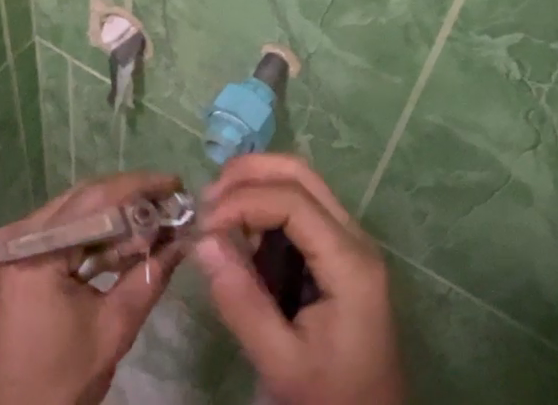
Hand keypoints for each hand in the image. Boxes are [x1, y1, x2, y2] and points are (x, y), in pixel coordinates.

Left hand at [0, 172, 183, 404]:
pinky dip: (87, 233)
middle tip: (169, 202)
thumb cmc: (58, 382)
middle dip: (128, 198)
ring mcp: (7, 248)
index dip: (140, 188)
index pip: (96, 200)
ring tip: (152, 219)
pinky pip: (55, 233)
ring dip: (109, 214)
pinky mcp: (8, 262)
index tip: (177, 185)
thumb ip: (148, 277)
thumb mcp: (112, 331)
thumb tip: (183, 239)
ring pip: (69, 214)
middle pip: (81, 201)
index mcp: (35, 250)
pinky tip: (117, 241)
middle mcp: (15, 236)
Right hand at [194, 154, 404, 404]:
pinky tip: (239, 232)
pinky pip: (300, 208)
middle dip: (248, 174)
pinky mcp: (338, 253)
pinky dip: (264, 206)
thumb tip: (201, 241)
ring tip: (217, 215)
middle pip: (301, 174)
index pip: (292, 200)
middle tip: (207, 201)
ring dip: (255, 186)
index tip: (203, 225)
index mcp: (350, 264)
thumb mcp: (280, 362)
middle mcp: (356, 240)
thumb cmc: (330, 396)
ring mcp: (349, 243)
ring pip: (301, 184)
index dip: (242, 201)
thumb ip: (242, 302)